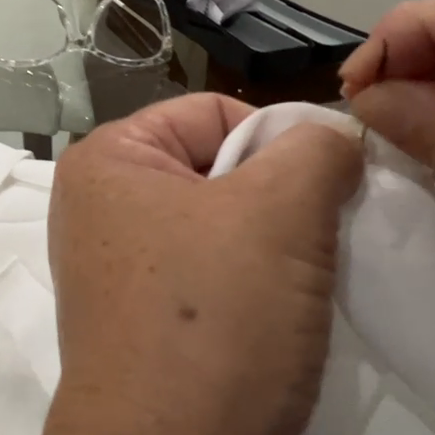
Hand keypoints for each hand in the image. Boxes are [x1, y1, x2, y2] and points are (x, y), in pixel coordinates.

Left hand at [43, 94, 363, 434]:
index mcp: (108, 157)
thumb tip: (336, 133)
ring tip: (303, 285)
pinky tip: (278, 319)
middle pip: (215, 168)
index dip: (279, 142)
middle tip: (320, 243)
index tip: (325, 192)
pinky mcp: (134, 320)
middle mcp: (99, 203)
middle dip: (279, 201)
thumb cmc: (212, 322)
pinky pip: (204, 276)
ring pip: (217, 226)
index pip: (213, 112)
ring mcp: (113, 266)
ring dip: (271, 250)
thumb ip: (316, 151)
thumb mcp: (279, 214)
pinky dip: (248, 290)